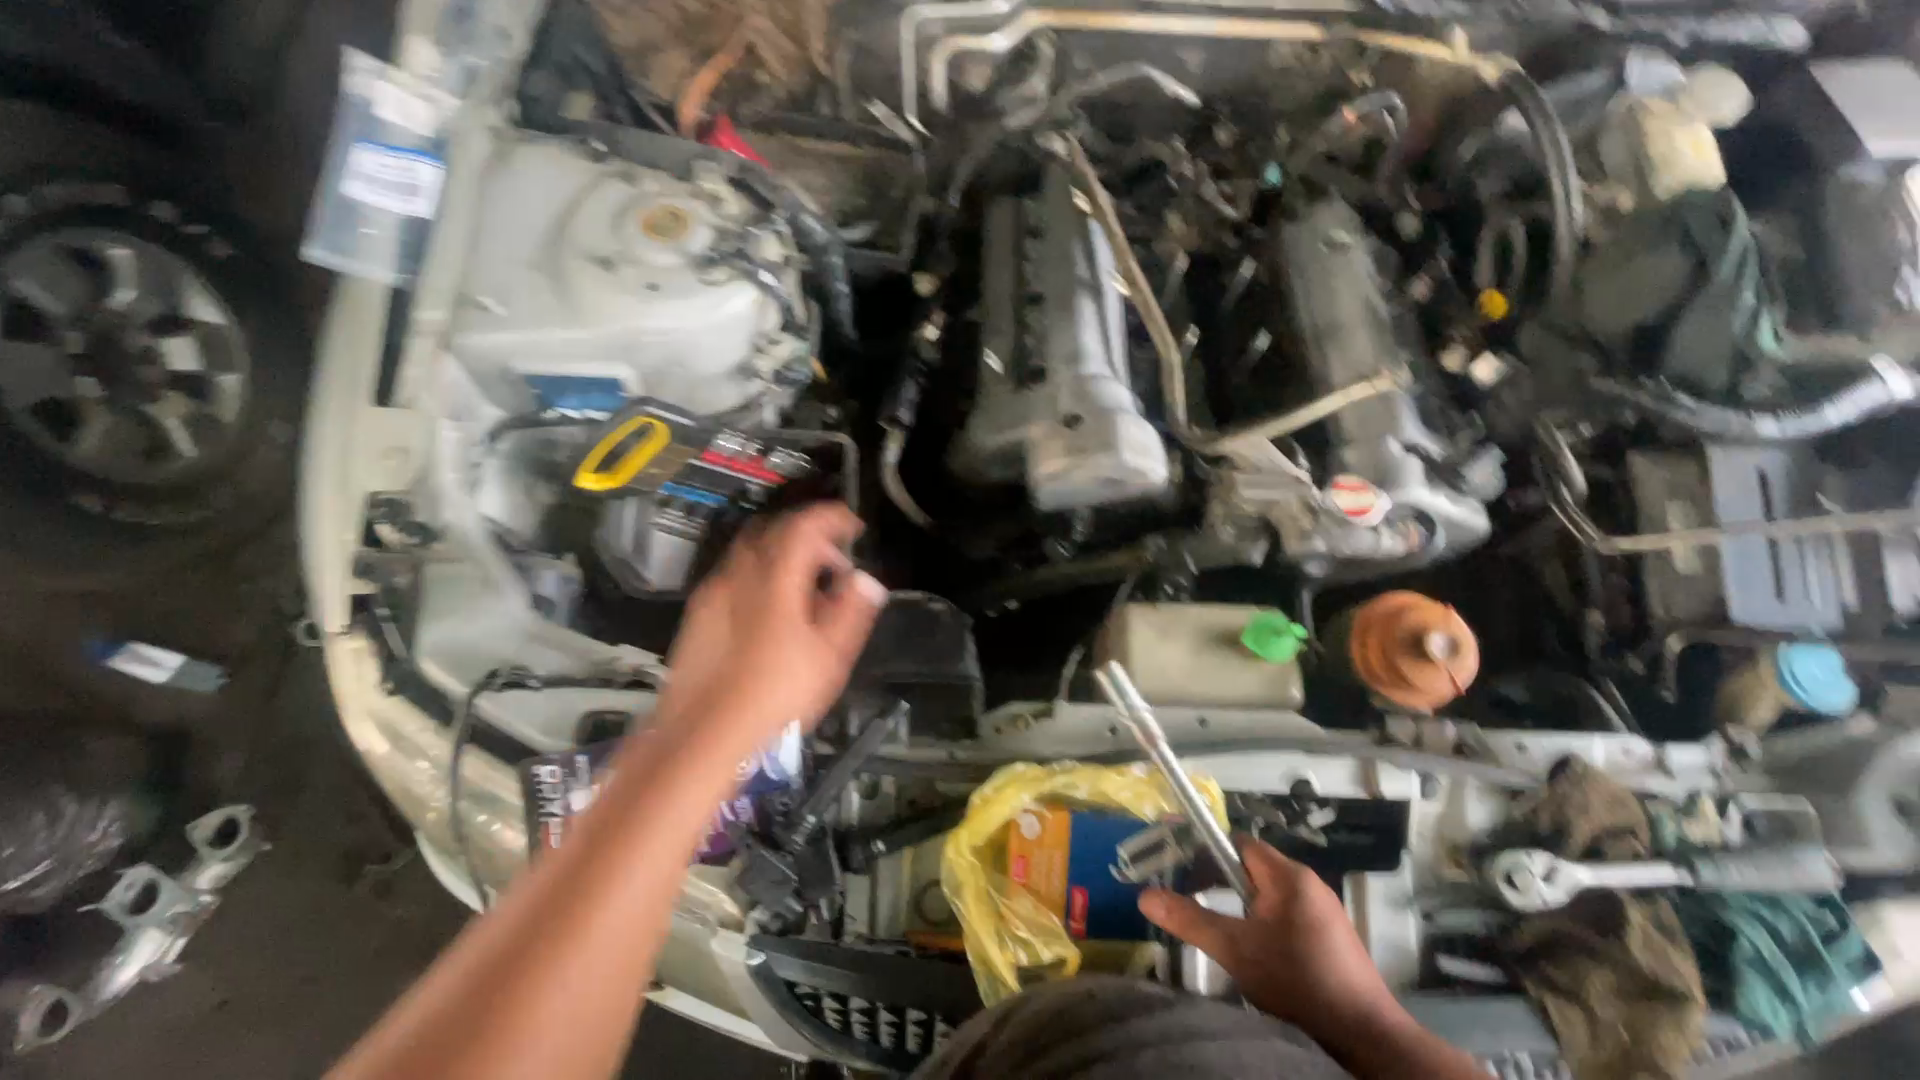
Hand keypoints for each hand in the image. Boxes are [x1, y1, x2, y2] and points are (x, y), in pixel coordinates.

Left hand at [653, 502, 886, 747]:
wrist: (704, 734)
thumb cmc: (775, 695)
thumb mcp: (829, 657)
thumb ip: (851, 612)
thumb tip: (867, 582)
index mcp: (775, 578)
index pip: (805, 526)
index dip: (832, 518)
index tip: (852, 526)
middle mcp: (739, 575)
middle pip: (773, 531)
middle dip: (807, 534)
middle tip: (833, 558)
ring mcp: (714, 593)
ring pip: (750, 553)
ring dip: (781, 555)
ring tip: (804, 586)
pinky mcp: (698, 615)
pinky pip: (733, 577)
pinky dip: (758, 577)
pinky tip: (770, 610)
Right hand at [1139, 837, 1402, 1051]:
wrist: (1361, 1030)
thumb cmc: (1295, 979)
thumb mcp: (1234, 949)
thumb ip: (1189, 919)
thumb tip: (1145, 896)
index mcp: (1287, 875)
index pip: (1238, 843)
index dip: (1206, 851)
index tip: (1179, 869)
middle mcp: (1308, 882)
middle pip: (1251, 866)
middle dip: (1218, 879)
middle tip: (1189, 899)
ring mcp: (1322, 909)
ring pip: (1267, 892)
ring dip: (1239, 904)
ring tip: (1217, 926)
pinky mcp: (1330, 934)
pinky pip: (1285, 912)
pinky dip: (1261, 921)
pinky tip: (1253, 948)